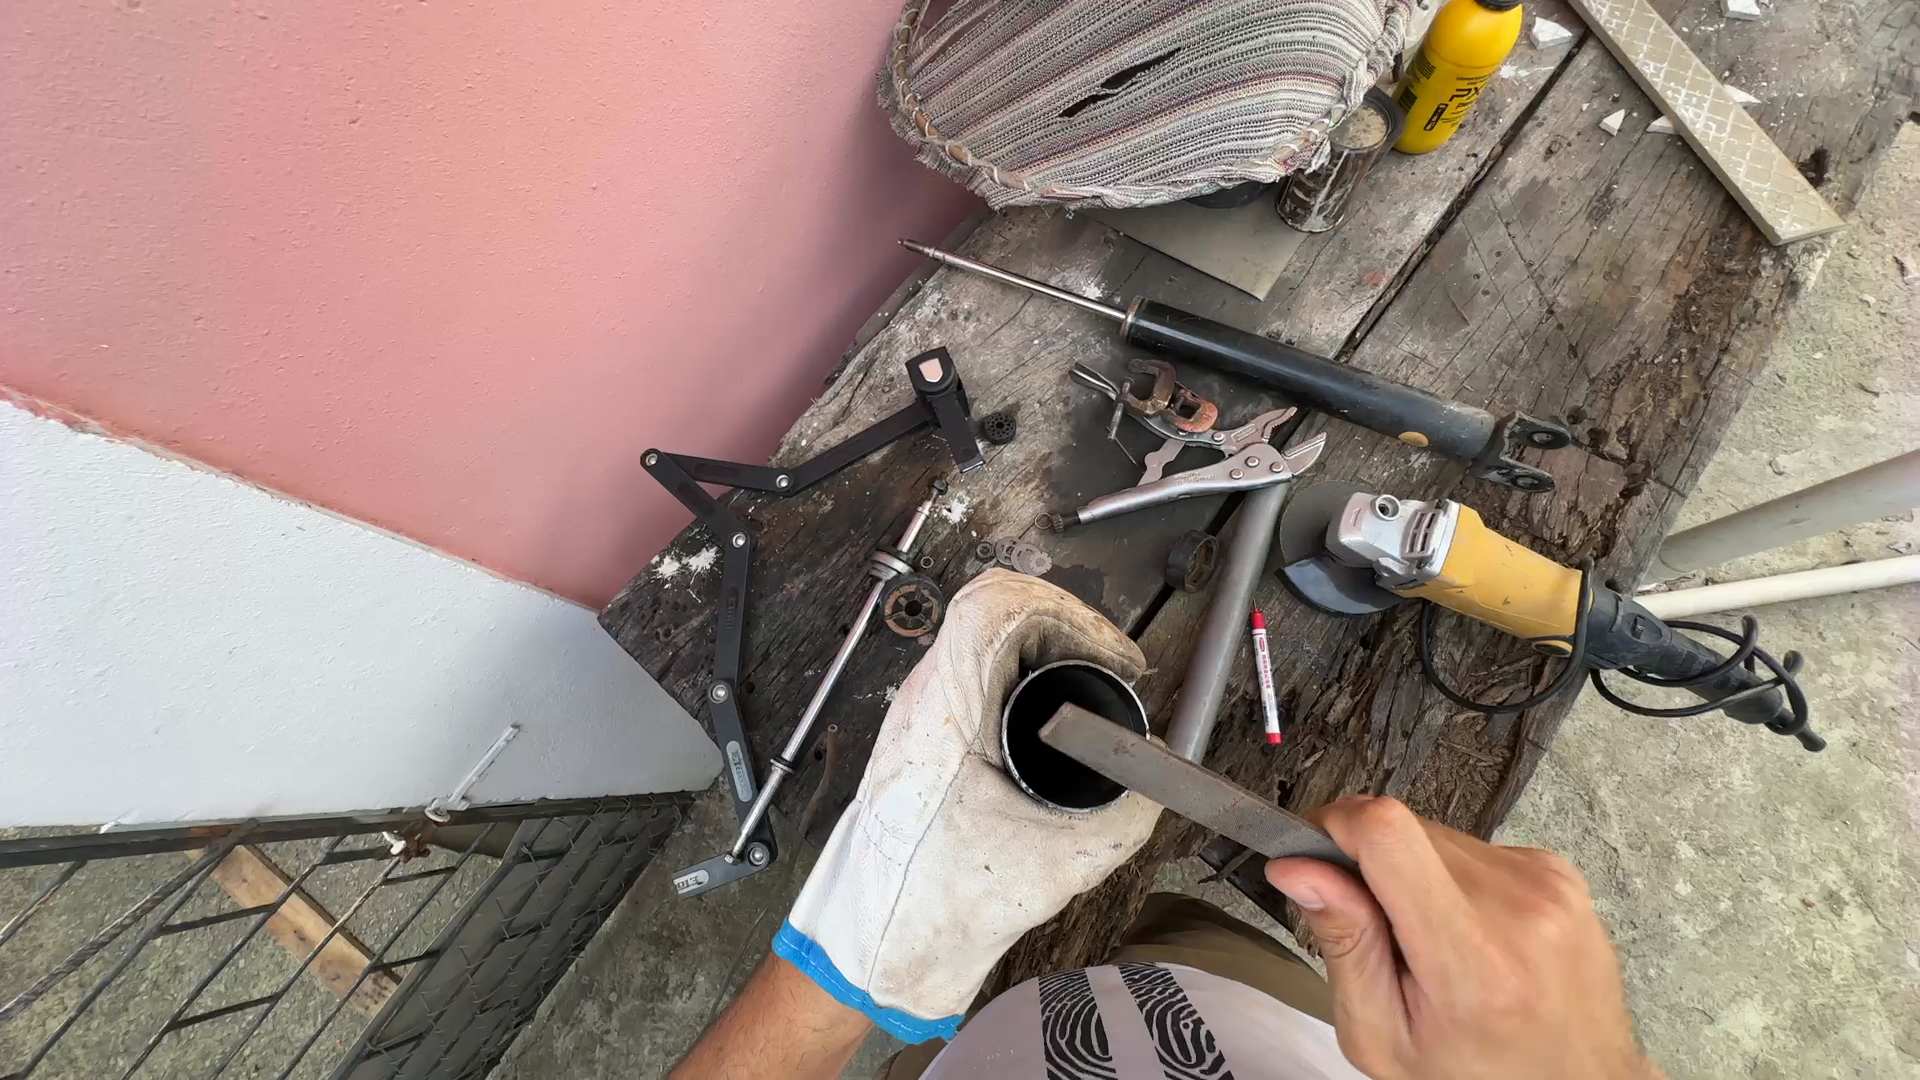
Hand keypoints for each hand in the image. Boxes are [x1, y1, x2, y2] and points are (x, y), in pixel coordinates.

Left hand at [776, 569, 1159, 1042]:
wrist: (879, 928)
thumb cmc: (946, 897)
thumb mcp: (1058, 860)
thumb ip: (1123, 809)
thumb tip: (1153, 762)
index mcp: (949, 713)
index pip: (997, 608)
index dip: (1071, 615)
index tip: (1116, 658)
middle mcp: (928, 691)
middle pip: (996, 601)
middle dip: (1068, 620)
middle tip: (1112, 661)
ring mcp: (922, 698)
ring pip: (986, 623)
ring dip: (1046, 635)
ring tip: (1091, 670)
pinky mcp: (927, 713)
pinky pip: (979, 655)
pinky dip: (1025, 658)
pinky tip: (1055, 693)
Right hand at [1265, 796, 1657, 1079]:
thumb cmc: (1471, 1074)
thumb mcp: (1381, 1037)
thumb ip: (1341, 944)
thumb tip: (1295, 866)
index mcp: (1473, 959)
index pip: (1387, 832)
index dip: (1337, 826)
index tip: (1319, 859)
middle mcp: (1519, 908)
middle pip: (1399, 828)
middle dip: (1369, 860)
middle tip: (1378, 924)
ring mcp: (1546, 884)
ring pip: (1428, 832)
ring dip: (1409, 867)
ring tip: (1429, 933)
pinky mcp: (1557, 870)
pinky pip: (1464, 843)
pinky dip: (1446, 872)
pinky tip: (1466, 924)